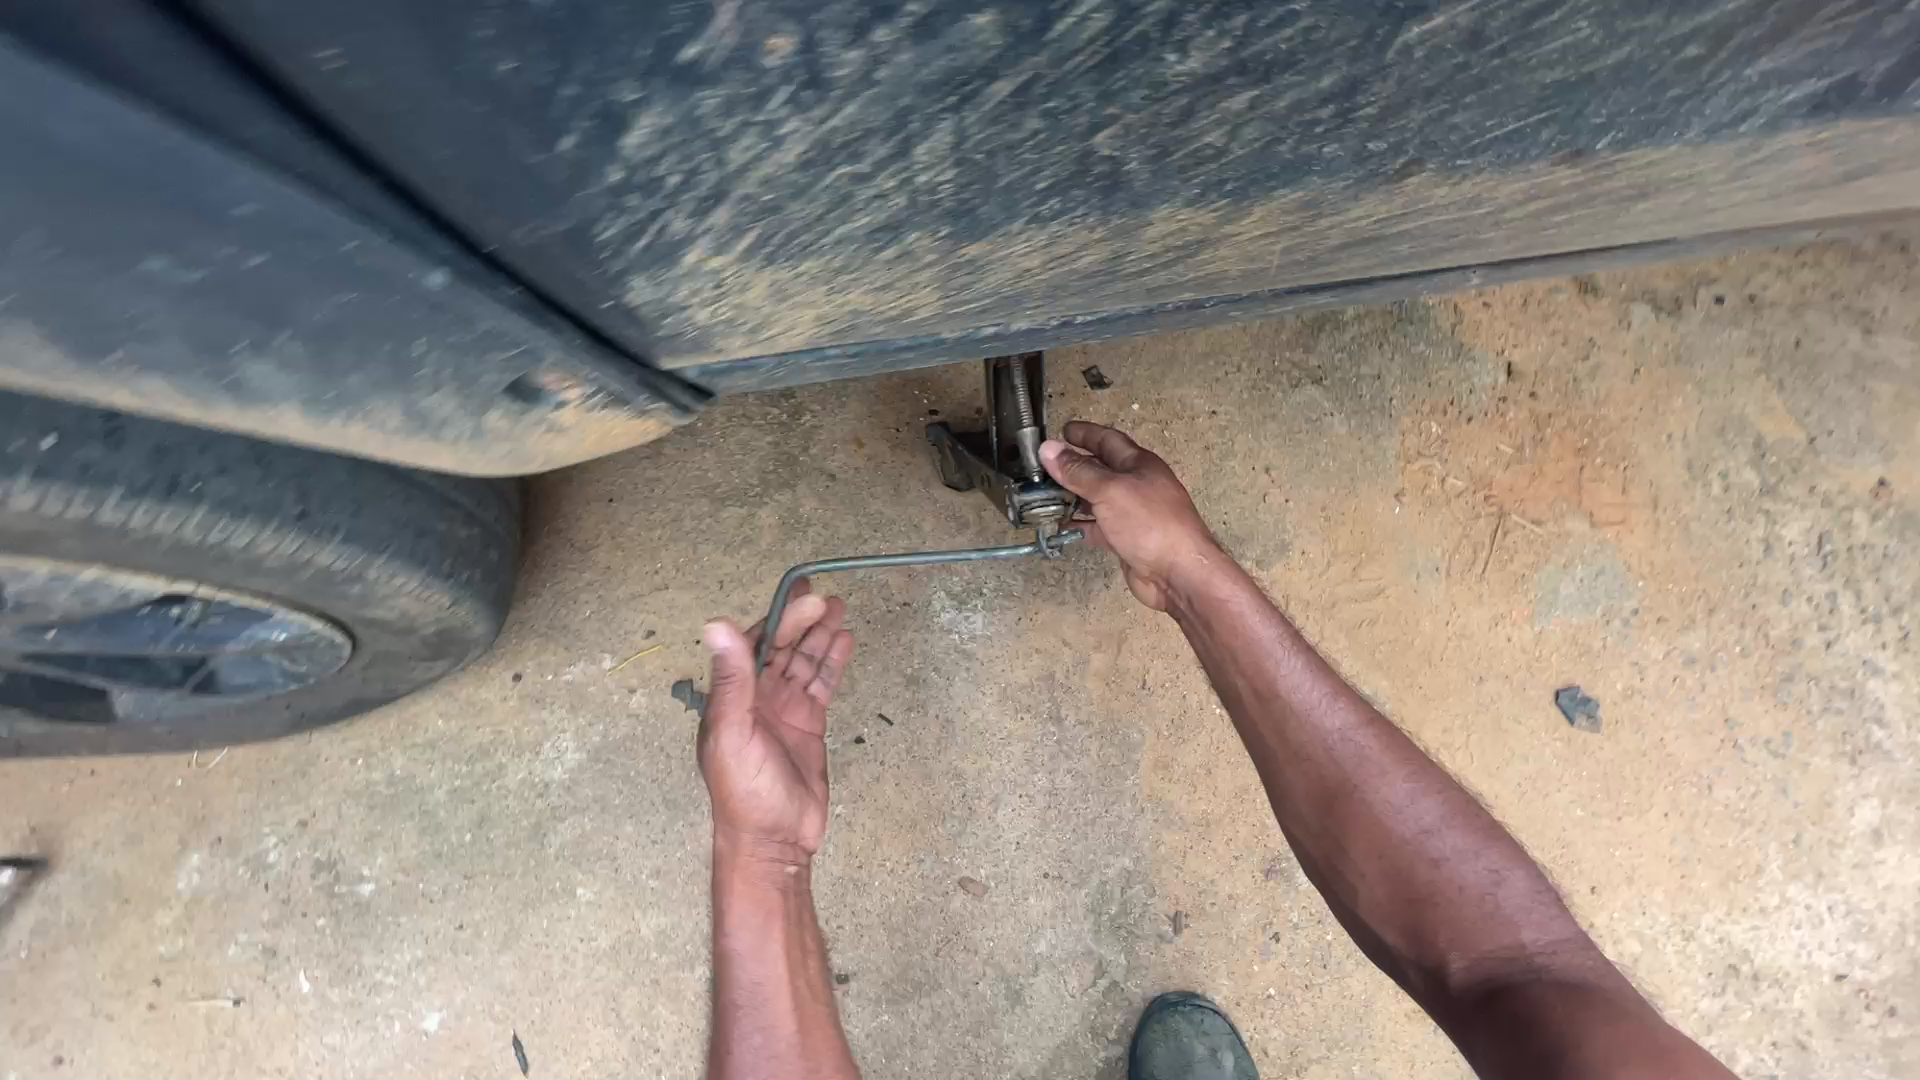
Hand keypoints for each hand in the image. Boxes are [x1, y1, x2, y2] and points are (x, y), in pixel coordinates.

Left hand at [698, 580, 855, 866]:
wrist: (774, 840)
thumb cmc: (745, 792)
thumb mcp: (733, 731)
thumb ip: (731, 678)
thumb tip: (715, 624)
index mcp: (734, 695)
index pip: (757, 643)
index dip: (779, 617)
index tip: (802, 597)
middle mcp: (758, 697)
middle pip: (784, 647)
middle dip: (804, 622)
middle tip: (827, 600)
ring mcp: (785, 710)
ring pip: (805, 662)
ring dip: (821, 637)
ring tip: (841, 611)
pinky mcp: (809, 724)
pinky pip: (822, 685)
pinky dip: (832, 663)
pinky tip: (844, 643)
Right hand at [1041, 421, 1225, 610]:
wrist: (1178, 573)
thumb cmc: (1153, 524)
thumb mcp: (1110, 490)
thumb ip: (1078, 471)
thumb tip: (1050, 449)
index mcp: (1138, 464)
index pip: (1107, 440)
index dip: (1085, 434)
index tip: (1063, 430)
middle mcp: (1137, 485)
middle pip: (1100, 469)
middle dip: (1073, 465)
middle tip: (1046, 465)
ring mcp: (1132, 513)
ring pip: (1096, 498)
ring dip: (1073, 496)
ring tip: (1045, 495)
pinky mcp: (1126, 538)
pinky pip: (1098, 526)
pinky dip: (1080, 525)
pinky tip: (1061, 526)